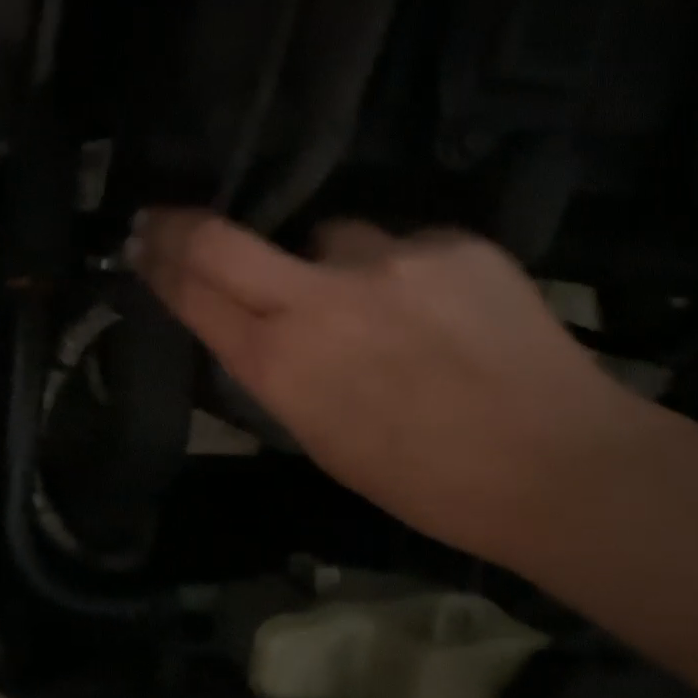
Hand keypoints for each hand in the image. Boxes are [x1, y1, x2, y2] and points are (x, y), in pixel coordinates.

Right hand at [132, 211, 660, 561]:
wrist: (559, 465)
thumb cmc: (419, 478)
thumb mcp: (314, 434)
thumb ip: (272, 368)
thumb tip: (250, 323)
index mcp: (278, 363)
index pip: (193, 289)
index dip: (157, 259)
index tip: (138, 240)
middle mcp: (320, 298)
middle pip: (222, 240)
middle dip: (180, 227)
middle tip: (161, 219)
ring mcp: (389, 260)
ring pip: (327, 237)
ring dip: (327, 264)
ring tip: (375, 307)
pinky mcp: (453, 243)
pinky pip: (400, 245)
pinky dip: (401, 272)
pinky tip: (438, 312)